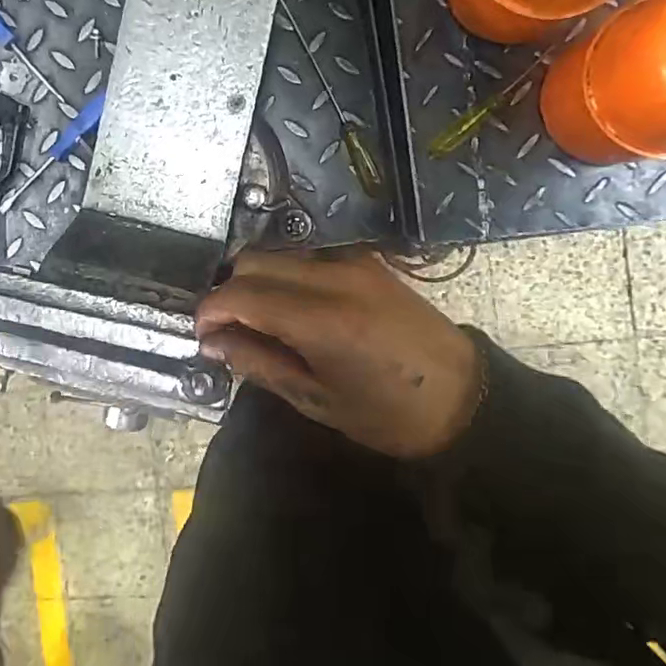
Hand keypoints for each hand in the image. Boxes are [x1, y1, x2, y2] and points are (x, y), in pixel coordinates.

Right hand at [196, 249, 481, 457]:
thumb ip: (257, 362)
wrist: (464, 396)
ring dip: (254, 280)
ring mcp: (352, 261)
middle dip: (227, 291)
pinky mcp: (364, 259)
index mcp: (322, 319)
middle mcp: (334, 276)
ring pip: (277, 252)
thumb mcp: (315, 399)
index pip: (241, 293)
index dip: (210, 311)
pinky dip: (282, 274)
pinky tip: (286, 306)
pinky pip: (305, 255)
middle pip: (253, 261)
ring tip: (253, 319)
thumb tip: (212, 342)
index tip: (201, 335)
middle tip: (224, 329)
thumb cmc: (388, 413)